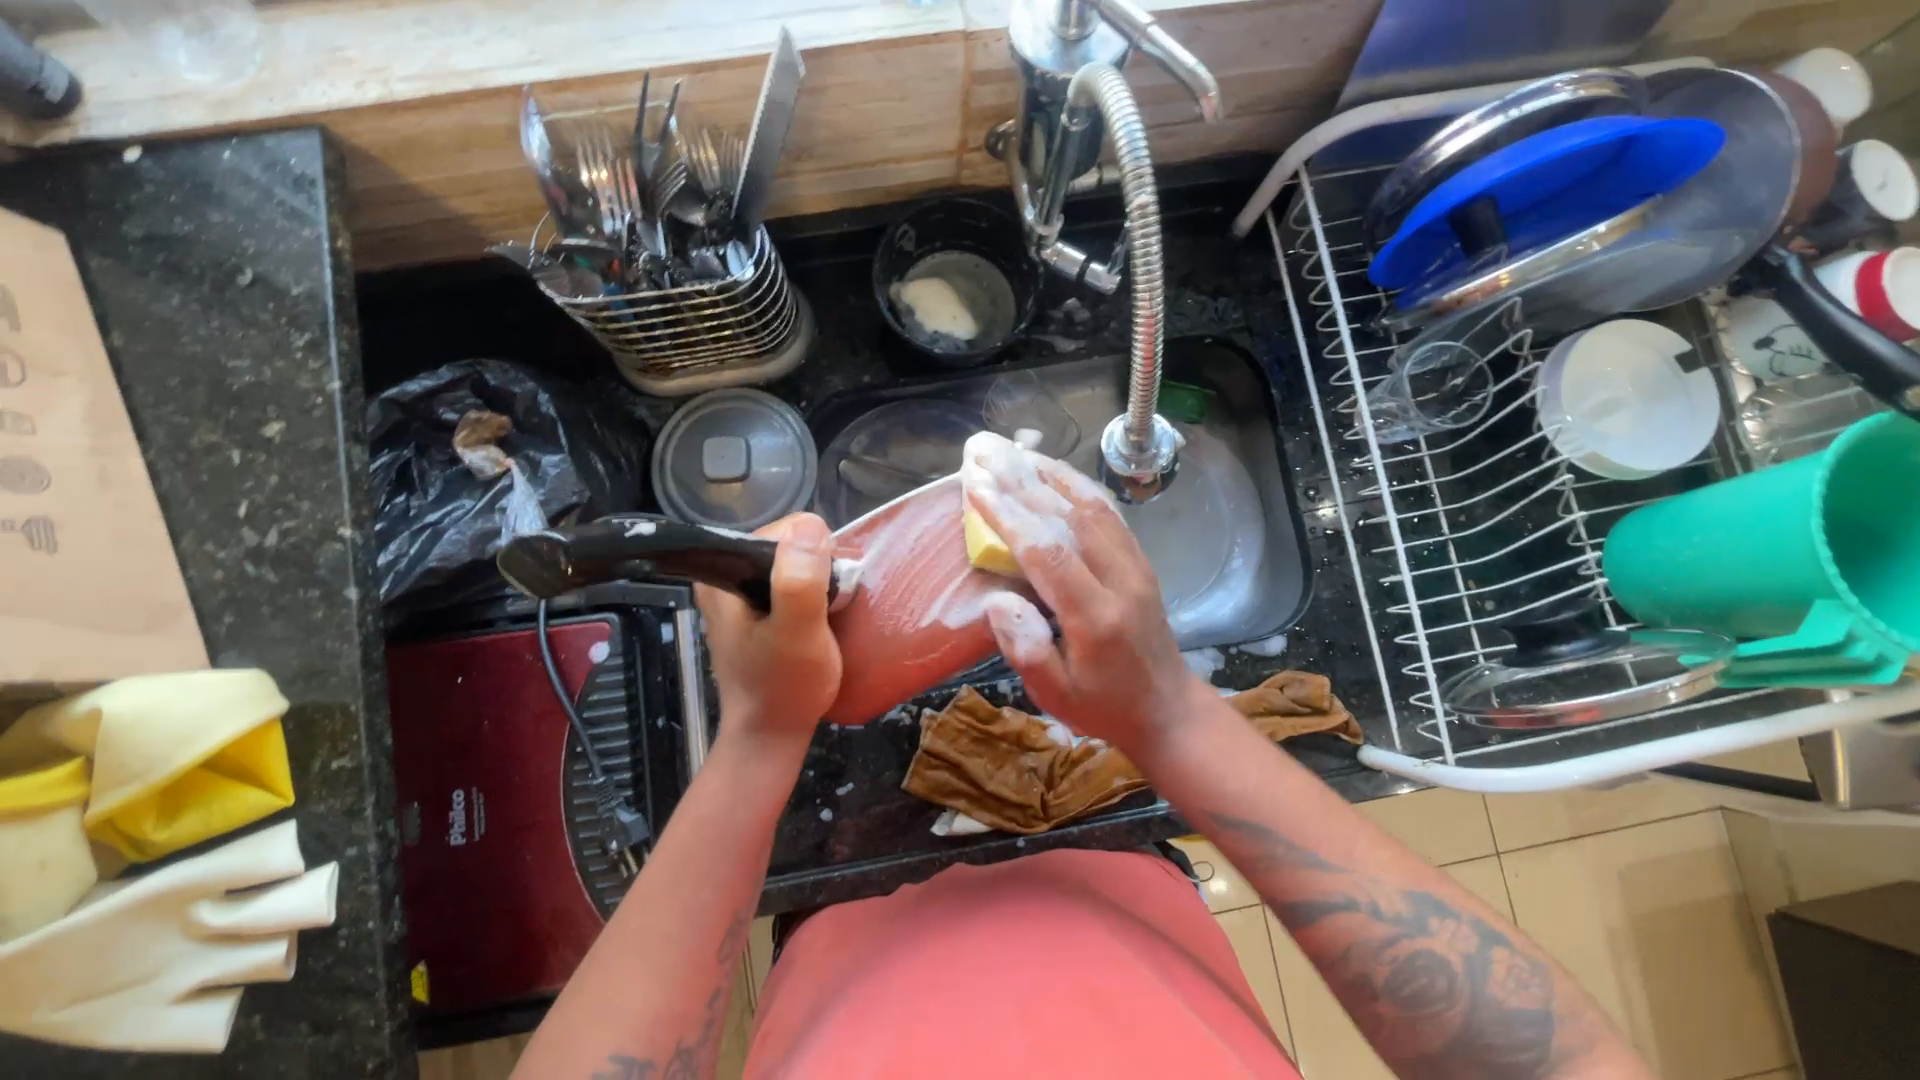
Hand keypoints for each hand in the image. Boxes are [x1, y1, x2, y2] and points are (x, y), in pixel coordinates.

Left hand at [695, 513, 842, 745]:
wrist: (771, 735)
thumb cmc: (785, 687)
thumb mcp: (797, 634)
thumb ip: (798, 581)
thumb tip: (810, 527)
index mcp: (721, 571)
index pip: (788, 530)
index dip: (818, 558)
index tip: (824, 600)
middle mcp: (723, 573)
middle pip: (792, 543)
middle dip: (819, 573)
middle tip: (822, 616)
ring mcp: (738, 591)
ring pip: (796, 562)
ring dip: (818, 587)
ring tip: (819, 622)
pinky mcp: (752, 608)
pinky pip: (792, 582)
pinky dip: (811, 598)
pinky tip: (814, 624)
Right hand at [963, 436, 1209, 751]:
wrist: (1167, 710)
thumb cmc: (1103, 706)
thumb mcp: (1054, 695)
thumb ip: (1025, 649)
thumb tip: (998, 600)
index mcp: (1096, 616)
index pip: (1048, 552)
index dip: (1010, 515)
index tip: (976, 484)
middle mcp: (1121, 581)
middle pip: (1070, 517)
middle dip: (1023, 481)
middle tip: (986, 453)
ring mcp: (1136, 567)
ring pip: (1094, 506)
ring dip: (1052, 475)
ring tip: (1016, 451)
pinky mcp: (1141, 562)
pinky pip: (1110, 514)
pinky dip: (1080, 488)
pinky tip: (1056, 473)